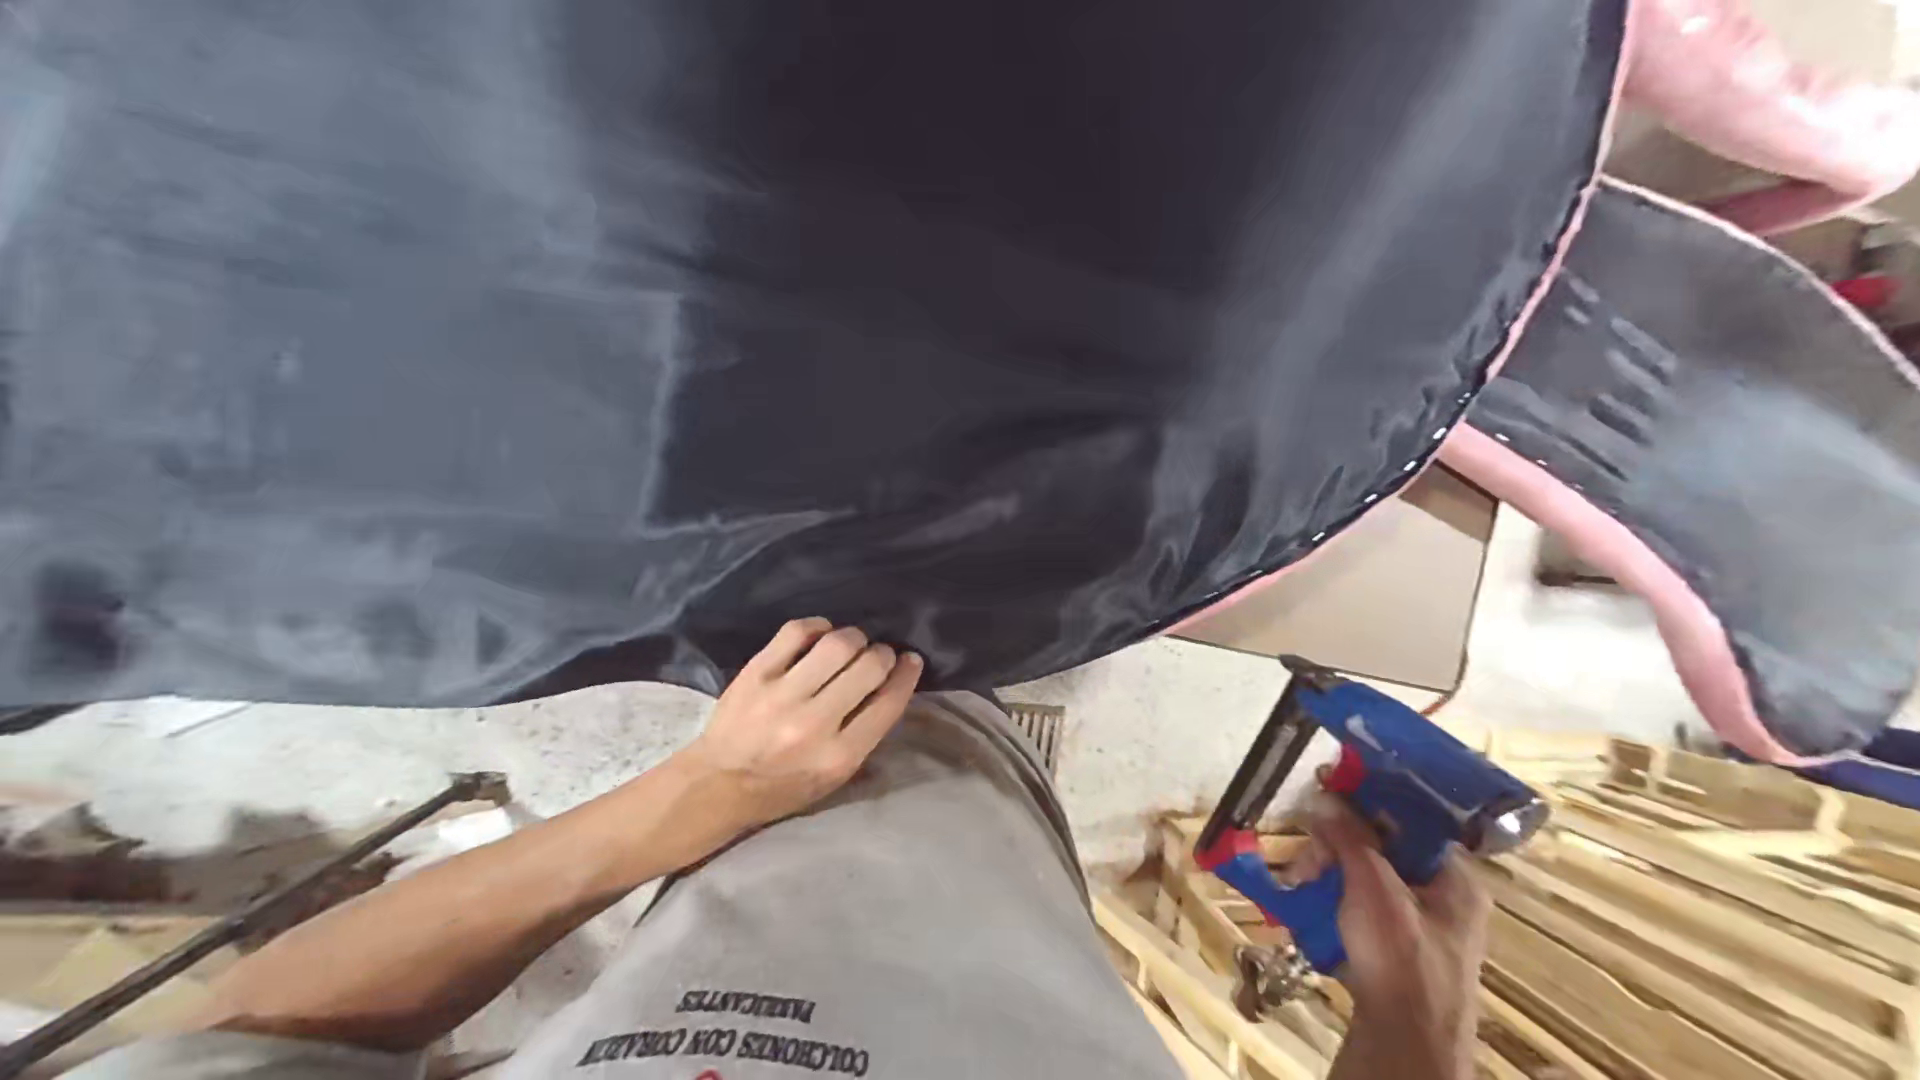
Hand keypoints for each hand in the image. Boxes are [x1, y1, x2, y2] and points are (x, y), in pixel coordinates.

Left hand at [680, 618, 923, 829]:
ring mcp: (782, 695)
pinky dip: (818, 627)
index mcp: (839, 756)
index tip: (910, 660)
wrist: (718, 784)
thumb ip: (867, 731)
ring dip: (855, 638)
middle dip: (883, 654)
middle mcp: (814, 723)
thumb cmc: (784, 785)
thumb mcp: (836, 775)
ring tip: (852, 644)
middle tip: (879, 655)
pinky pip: (797, 632)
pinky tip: (822, 634)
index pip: (889, 702)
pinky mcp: (757, 673)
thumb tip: (894, 682)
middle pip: (868, 667)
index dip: (907, 674)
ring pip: (838, 644)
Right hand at [1311, 796, 1489, 1079]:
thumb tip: (1322, 795)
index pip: (1414, 816)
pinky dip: (1332, 891)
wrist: (1405, 1048)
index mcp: (1454, 878)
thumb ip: (1350, 838)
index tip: (1329, 783)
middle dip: (1337, 841)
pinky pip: (1359, 897)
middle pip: (1383, 842)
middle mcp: (1442, 894)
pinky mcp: (1394, 942)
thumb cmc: (1401, 964)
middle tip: (1308, 854)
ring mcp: (1419, 920)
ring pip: (1366, 870)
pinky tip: (1307, 896)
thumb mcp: (1373, 891)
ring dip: (1328, 867)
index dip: (1371, 795)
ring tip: (1299, 879)